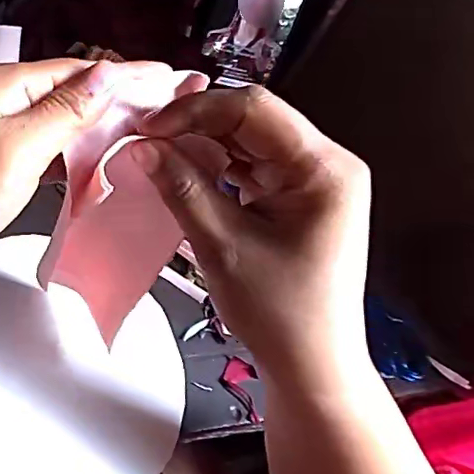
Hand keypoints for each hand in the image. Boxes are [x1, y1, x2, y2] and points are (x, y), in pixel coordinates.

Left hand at [0, 58, 170, 285]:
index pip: (81, 71)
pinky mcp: (5, 161)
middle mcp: (6, 100)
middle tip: (168, 106)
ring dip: (102, 129)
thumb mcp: (17, 148)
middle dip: (122, 100)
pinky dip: (79, 155)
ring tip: (147, 132)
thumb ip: (65, 112)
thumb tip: (108, 73)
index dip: (129, 75)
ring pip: (66, 122)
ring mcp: (5, 131)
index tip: (171, 77)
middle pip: (76, 93)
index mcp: (6, 83)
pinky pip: (53, 149)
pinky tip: (103, 162)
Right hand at [131, 86, 371, 376]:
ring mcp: (315, 182)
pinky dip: (218, 167)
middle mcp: (327, 166)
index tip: (151, 127)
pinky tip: (188, 173)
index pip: (254, 109)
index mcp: (324, 169)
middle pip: (254, 120)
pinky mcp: (299, 198)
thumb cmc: (282, 314)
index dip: (196, 111)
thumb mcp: (223, 246)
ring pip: (250, 141)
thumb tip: (145, 147)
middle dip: (197, 126)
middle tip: (149, 140)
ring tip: (162, 156)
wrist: (311, 364)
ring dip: (205, 146)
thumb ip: (182, 188)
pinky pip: (253, 166)